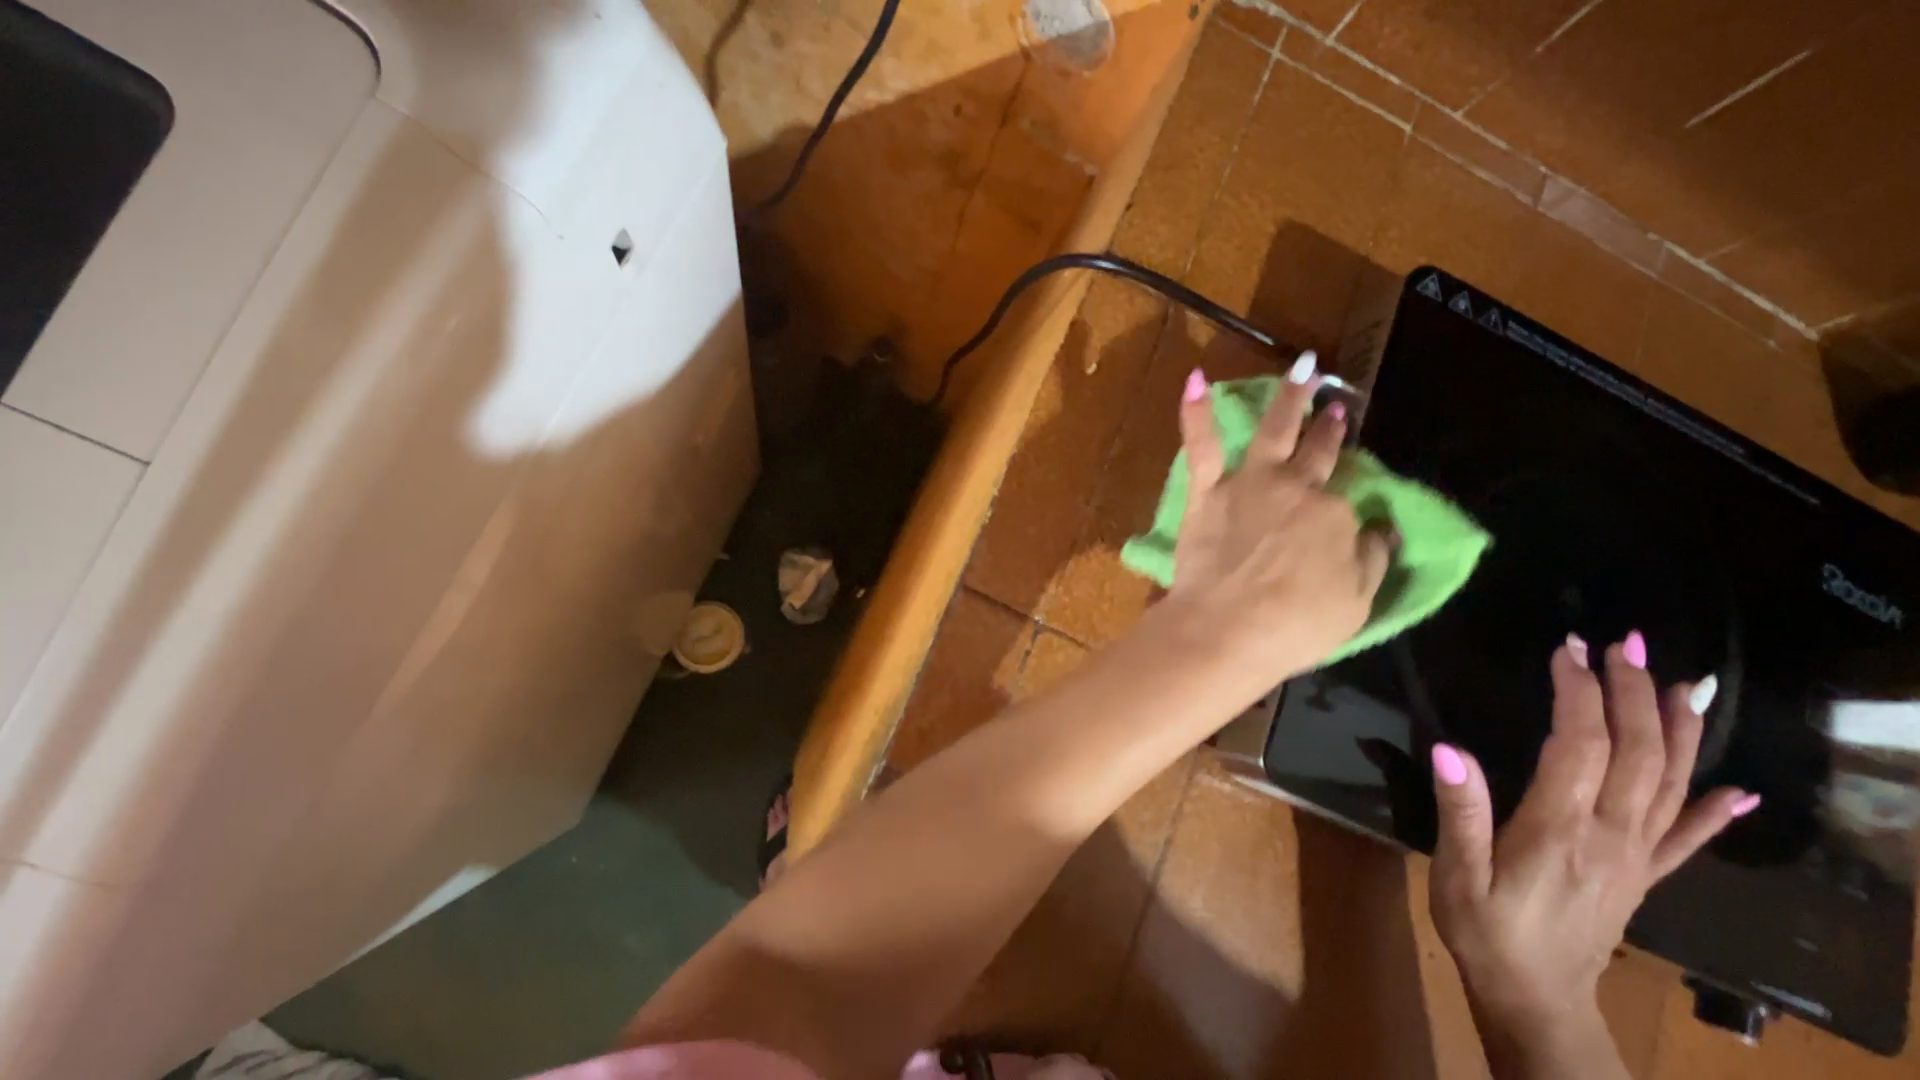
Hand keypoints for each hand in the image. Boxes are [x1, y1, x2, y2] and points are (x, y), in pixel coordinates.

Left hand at [1169, 356, 1390, 695]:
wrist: (1227, 630)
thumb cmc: (1296, 625)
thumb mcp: (1357, 603)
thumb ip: (1371, 560)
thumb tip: (1381, 531)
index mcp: (1335, 514)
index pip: (1347, 498)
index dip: (1348, 496)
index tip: (1348, 491)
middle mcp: (1295, 487)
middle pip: (1317, 452)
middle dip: (1329, 427)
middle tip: (1336, 407)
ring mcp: (1248, 484)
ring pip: (1273, 430)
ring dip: (1290, 396)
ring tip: (1303, 367)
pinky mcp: (1206, 492)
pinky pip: (1201, 445)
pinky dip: (1196, 412)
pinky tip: (1195, 380)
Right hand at [1428, 633, 1758, 1072]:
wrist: (1536, 998)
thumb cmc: (1486, 930)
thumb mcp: (1457, 874)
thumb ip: (1460, 812)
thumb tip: (1450, 750)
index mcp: (1560, 828)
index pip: (1579, 745)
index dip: (1578, 692)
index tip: (1569, 649)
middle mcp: (1611, 834)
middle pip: (1636, 753)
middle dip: (1632, 692)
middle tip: (1626, 643)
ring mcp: (1636, 856)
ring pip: (1671, 783)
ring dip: (1678, 730)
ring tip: (1684, 683)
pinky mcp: (1645, 875)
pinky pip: (1688, 838)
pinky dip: (1717, 811)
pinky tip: (1739, 791)